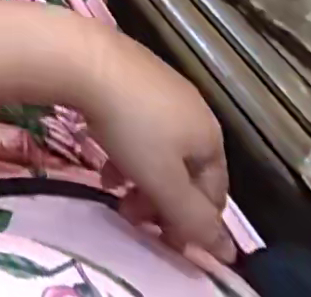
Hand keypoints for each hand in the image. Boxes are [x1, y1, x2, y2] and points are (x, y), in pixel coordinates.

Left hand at [76, 28, 235, 263]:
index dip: (191, 225)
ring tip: (108, 184)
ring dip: (136, 172)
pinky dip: (121, 140)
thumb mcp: (164, 182)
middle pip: (183, 168)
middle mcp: (191, 104)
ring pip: (155, 143)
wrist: (83, 57)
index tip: (160, 240)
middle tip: (130, 215)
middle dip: (158, 199)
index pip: (215, 195)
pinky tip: (99, 145)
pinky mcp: (128, 66)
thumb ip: (195, 221)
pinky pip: (133, 116)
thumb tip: (228, 253)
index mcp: (210, 134)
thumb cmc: (129, 124)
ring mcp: (159, 81)